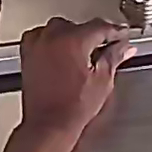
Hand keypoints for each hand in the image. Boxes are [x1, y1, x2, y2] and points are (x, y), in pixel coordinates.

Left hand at [18, 17, 136, 143]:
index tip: (122, 35)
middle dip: (95, 35)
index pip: (100, 27)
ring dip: (74, 35)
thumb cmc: (72, 107)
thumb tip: (123, 47)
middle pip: (80, 26)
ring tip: (85, 51)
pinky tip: (62, 51)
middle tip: (108, 46)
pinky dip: (52, 40)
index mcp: (74, 40)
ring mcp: (38, 45)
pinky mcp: (28, 55)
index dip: (115, 31)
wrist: (49, 125)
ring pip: (60, 28)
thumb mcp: (102, 81)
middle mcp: (53, 38)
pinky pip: (41, 37)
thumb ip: (114, 58)